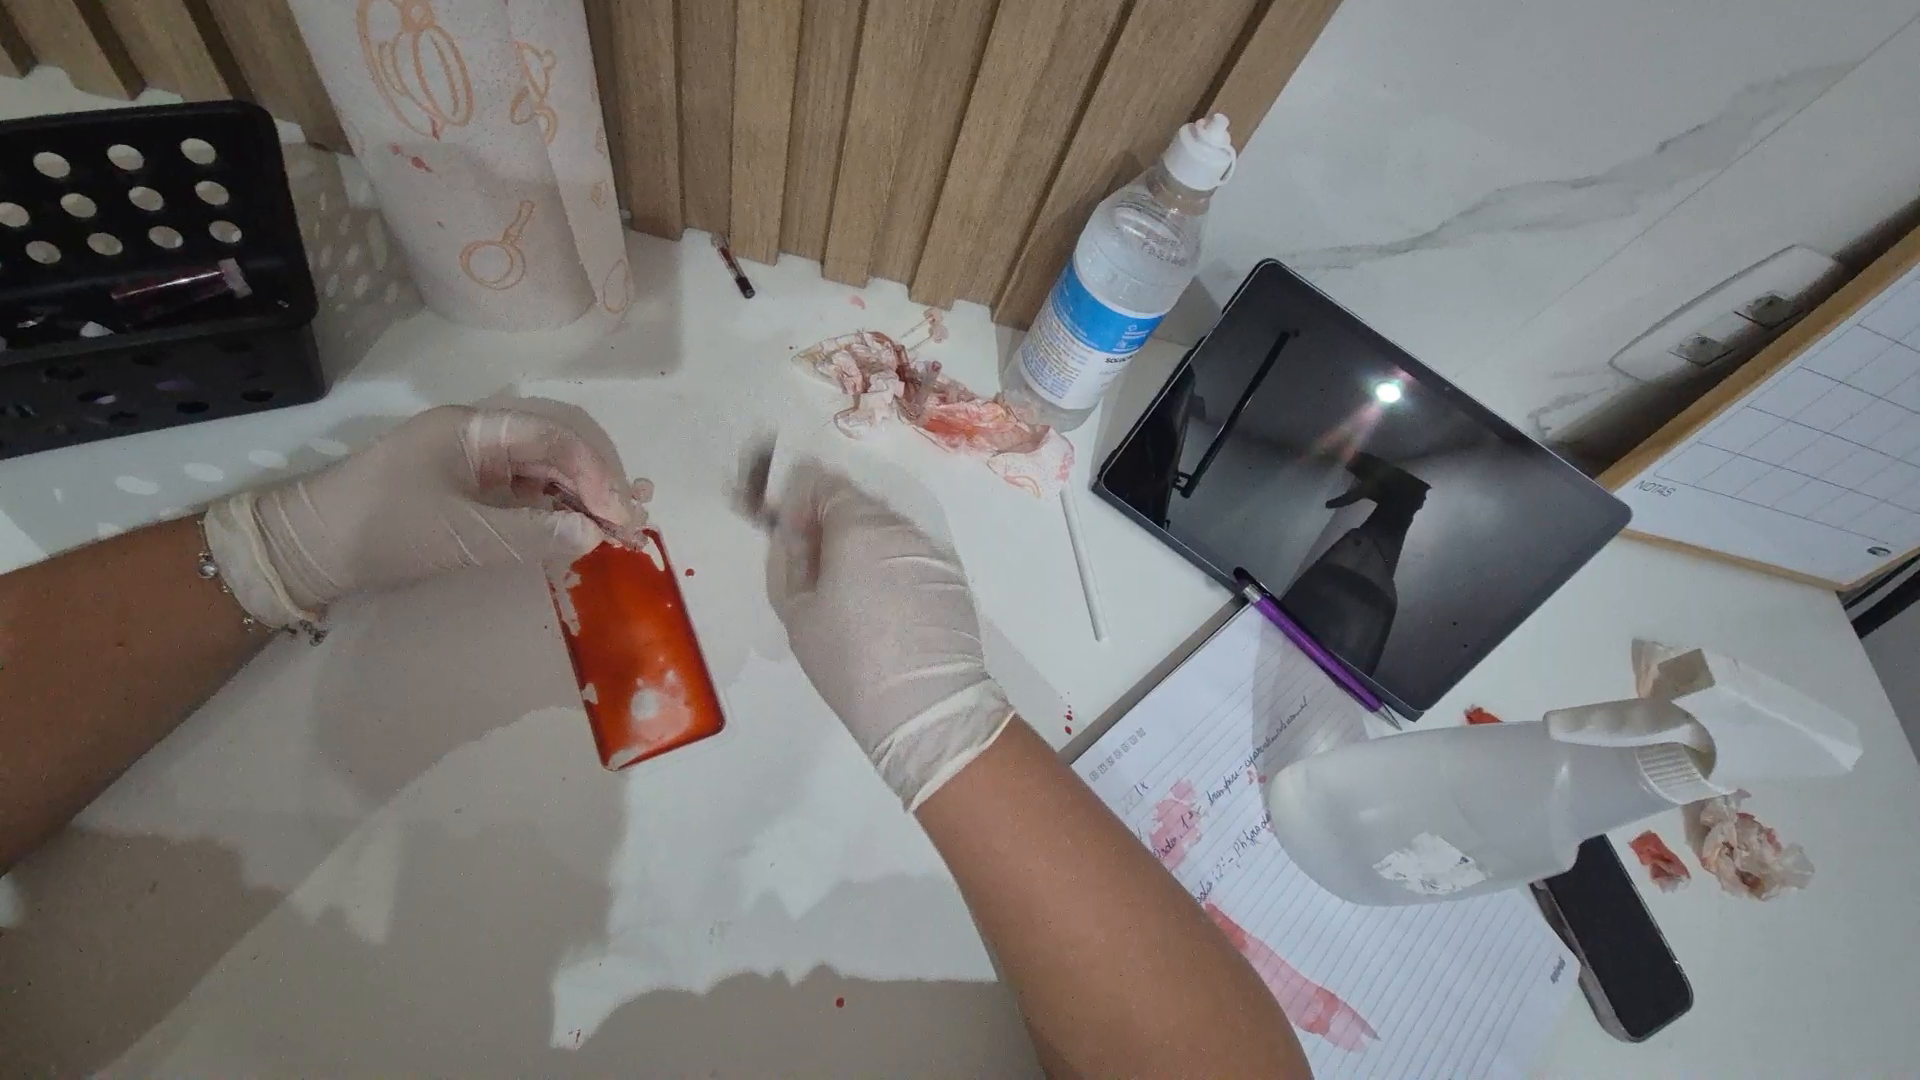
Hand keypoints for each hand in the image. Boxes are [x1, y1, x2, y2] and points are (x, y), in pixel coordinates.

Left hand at [205, 405, 643, 626]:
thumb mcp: (461, 535)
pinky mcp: (471, 488)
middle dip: (599, 485)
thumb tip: (595, 535)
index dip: (596, 475)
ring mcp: (476, 462)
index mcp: (475, 430)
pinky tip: (581, 526)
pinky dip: (558, 509)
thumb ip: (534, 534)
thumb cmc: (380, 530)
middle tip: (631, 522)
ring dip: (584, 498)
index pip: (556, 440)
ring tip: (618, 526)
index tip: (621, 515)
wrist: (304, 551)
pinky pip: (528, 491)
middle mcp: (481, 437)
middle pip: (559, 451)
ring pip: (547, 472)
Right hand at [767, 465, 1012, 808]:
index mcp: (859, 527)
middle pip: (859, 505)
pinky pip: (913, 558)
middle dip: (831, 523)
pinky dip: (893, 568)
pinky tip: (887, 609)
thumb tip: (794, 533)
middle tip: (813, 566)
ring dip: (864, 547)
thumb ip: (790, 558)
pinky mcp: (954, 580)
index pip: (824, 483)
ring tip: (851, 594)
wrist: (926, 706)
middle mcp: (901, 529)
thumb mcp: (798, 611)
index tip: (786, 532)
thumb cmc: (850, 660)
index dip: (798, 500)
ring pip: (888, 532)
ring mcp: (933, 553)